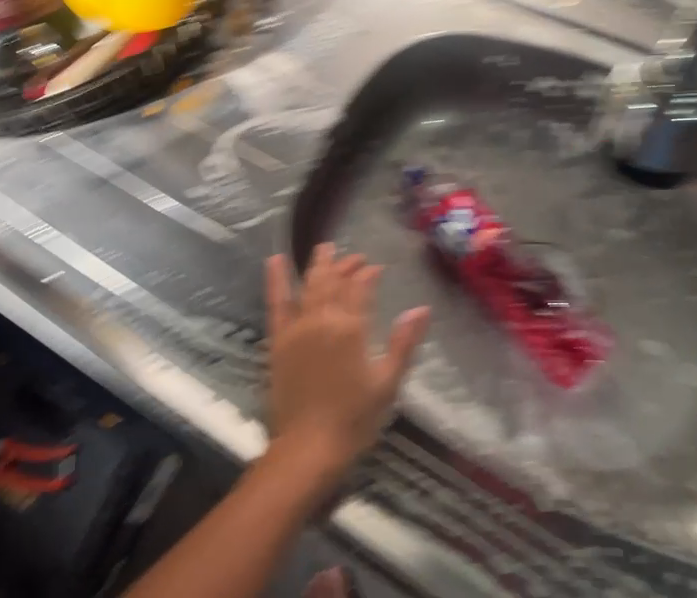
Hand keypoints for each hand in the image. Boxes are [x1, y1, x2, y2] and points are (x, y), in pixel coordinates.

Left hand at [263, 245, 430, 484]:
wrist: (308, 446)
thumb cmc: (354, 419)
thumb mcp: (387, 383)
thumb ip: (403, 343)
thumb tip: (421, 309)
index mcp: (351, 328)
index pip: (361, 288)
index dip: (368, 275)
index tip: (376, 268)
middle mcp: (322, 319)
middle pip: (334, 282)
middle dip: (345, 265)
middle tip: (354, 256)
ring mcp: (297, 328)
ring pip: (309, 286)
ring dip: (318, 266)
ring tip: (325, 249)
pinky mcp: (277, 340)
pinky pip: (276, 303)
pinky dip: (276, 280)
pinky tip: (276, 260)